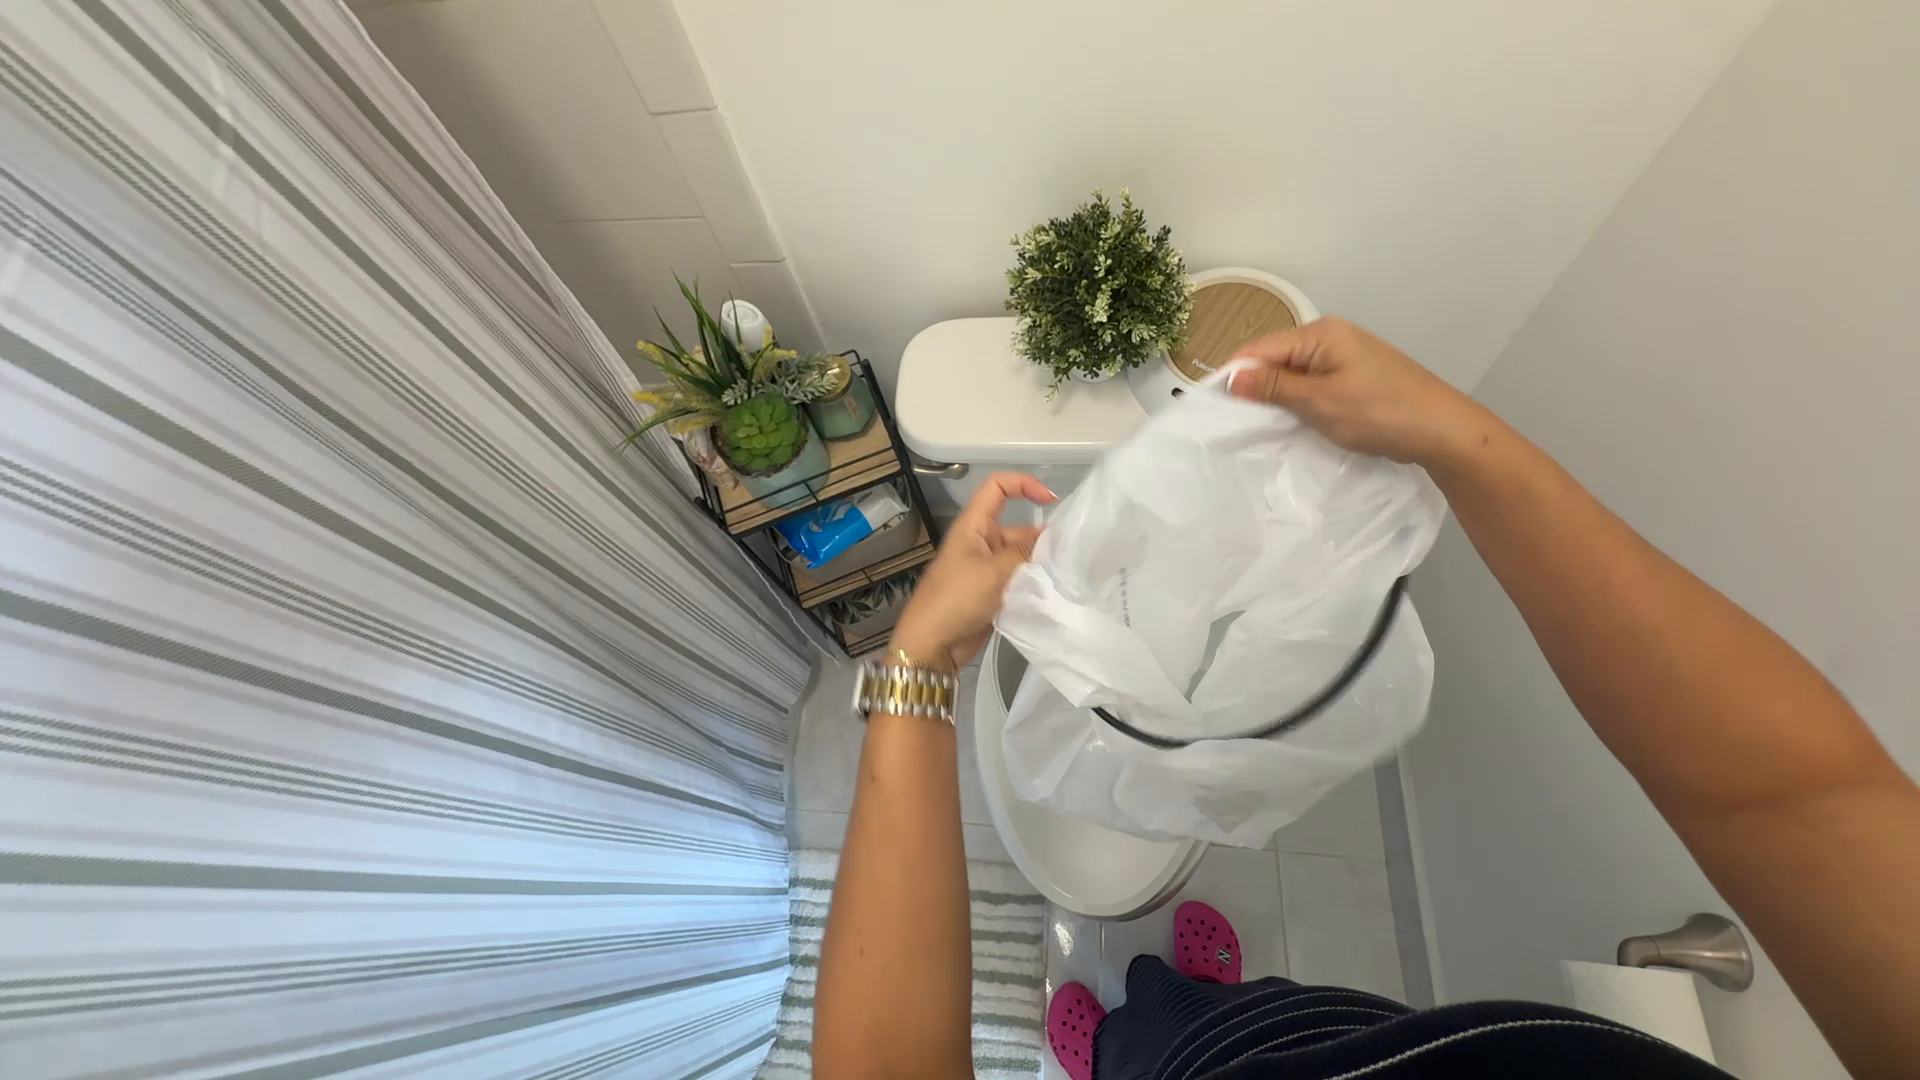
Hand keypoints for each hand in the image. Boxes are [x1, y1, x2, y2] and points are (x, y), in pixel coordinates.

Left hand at [890, 473, 1057, 668]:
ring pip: (1021, 556)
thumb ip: (1025, 552)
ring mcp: (987, 569)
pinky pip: (1019, 579)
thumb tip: (1053, 537)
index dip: (1024, 484)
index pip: (997, 488)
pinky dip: (1035, 581)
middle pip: (1017, 527)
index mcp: (973, 526)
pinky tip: (1056, 589)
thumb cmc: (956, 600)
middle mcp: (981, 542)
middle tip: (1071, 552)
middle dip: (1042, 535)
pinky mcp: (994, 592)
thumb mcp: (993, 572)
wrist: (933, 645)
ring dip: (1041, 562)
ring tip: (1068, 572)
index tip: (1051, 500)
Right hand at [1226, 317, 1487, 465]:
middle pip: (1273, 358)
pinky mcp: (1352, 374)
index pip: (1258, 349)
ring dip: (1274, 396)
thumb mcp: (1319, 401)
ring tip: (1261, 424)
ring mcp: (1343, 354)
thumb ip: (1274, 386)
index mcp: (1319, 334)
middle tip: (1236, 422)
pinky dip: (1296, 400)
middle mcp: (1329, 336)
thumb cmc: (1380, 412)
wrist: (1442, 430)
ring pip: (1291, 372)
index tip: (1214, 408)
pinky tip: (1292, 419)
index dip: (1233, 376)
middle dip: (1253, 386)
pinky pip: (1310, 382)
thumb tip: (1231, 376)